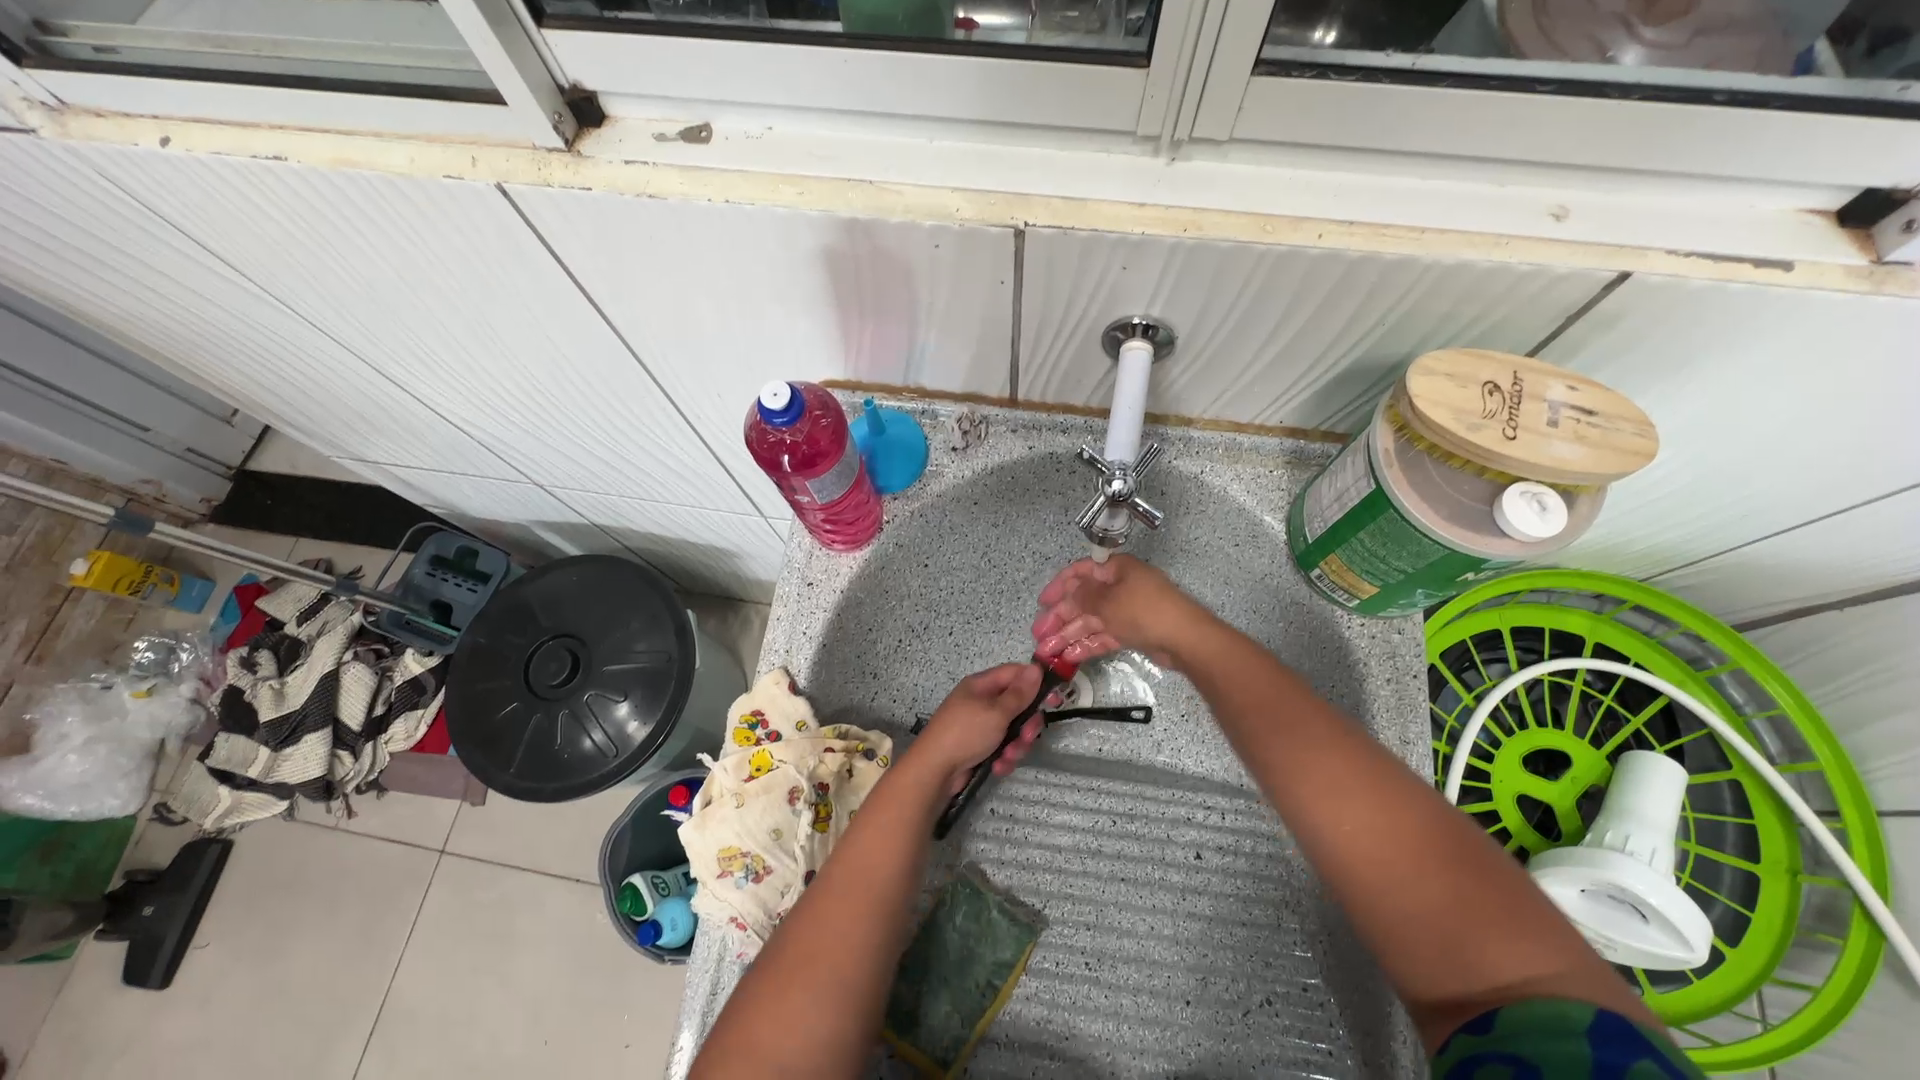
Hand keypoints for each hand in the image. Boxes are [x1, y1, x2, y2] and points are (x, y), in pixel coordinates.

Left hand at [909, 663, 1048, 794]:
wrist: (935, 771)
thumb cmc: (965, 733)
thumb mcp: (996, 712)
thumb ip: (1019, 693)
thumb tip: (1036, 668)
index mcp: (981, 686)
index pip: (1015, 674)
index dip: (1035, 684)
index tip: (1054, 699)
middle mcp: (981, 702)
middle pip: (1017, 705)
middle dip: (1026, 724)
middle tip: (1027, 736)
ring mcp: (979, 725)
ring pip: (1012, 730)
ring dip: (1016, 745)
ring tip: (1007, 756)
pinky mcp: (979, 747)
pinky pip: (1002, 747)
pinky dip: (1003, 757)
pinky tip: (998, 766)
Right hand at [1032, 554, 1212, 667]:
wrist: (1184, 639)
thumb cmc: (1145, 611)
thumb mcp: (1108, 601)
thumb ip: (1083, 597)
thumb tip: (1069, 591)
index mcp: (1115, 570)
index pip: (1081, 572)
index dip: (1059, 586)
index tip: (1042, 602)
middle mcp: (1119, 588)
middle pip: (1082, 601)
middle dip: (1059, 618)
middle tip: (1038, 634)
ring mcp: (1125, 611)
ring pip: (1090, 622)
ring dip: (1068, 636)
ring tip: (1046, 652)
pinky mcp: (1130, 632)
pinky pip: (1102, 637)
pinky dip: (1085, 645)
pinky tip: (1067, 657)